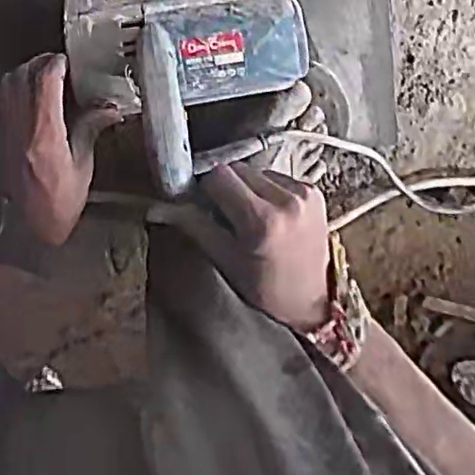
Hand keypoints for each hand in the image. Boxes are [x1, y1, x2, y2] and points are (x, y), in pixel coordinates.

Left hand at [0, 53, 121, 246]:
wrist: (24, 231)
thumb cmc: (57, 205)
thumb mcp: (82, 167)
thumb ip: (90, 130)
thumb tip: (110, 108)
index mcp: (45, 133)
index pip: (45, 82)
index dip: (56, 64)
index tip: (68, 61)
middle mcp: (20, 126)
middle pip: (22, 75)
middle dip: (40, 62)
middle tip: (58, 63)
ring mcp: (6, 129)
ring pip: (8, 84)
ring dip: (25, 72)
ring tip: (45, 75)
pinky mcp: (0, 136)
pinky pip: (4, 99)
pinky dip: (17, 87)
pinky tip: (33, 97)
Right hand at [175, 163, 330, 329]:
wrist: (313, 305)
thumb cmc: (264, 289)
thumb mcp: (224, 260)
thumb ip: (193, 224)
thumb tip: (160, 205)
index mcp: (261, 220)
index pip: (218, 176)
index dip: (207, 188)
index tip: (205, 204)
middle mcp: (286, 201)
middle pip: (237, 169)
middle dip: (226, 186)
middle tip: (226, 213)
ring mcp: (304, 194)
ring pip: (255, 170)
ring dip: (247, 186)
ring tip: (251, 216)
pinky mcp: (314, 192)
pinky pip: (276, 177)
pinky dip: (267, 190)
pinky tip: (270, 214)